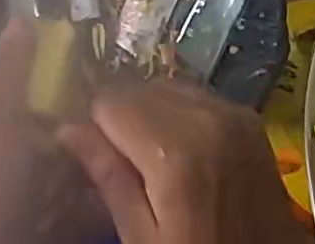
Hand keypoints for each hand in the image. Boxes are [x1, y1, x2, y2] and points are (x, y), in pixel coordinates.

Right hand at [59, 81, 314, 243]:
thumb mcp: (145, 242)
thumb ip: (109, 177)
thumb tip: (67, 128)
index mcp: (175, 153)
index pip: (110, 101)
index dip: (95, 125)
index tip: (95, 152)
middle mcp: (204, 116)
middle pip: (138, 88)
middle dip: (122, 116)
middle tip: (123, 160)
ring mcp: (230, 112)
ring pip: (165, 85)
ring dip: (150, 110)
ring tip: (152, 156)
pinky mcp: (247, 116)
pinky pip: (196, 94)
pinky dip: (179, 110)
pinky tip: (182, 147)